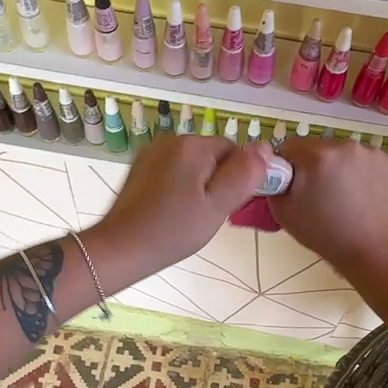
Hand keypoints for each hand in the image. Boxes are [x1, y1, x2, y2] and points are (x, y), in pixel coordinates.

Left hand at [86, 134, 270, 284]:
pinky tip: (172, 210)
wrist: (121, 248)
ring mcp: (152, 152)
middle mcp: (171, 140)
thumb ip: (245, 174)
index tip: (225, 204)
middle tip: (207, 213)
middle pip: (212, 155)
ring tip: (189, 214)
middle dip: (216, 180)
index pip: (233, 150)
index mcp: (192, 144)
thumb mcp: (218, 205)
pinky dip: (179, 186)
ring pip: (193, 164)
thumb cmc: (173, 230)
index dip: (236, 178)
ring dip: (198, 184)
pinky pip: (173, 170)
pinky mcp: (140, 168)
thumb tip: (266, 147)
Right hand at [268, 137, 387, 275]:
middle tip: (322, 196)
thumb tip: (279, 172)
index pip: (290, 146)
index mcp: (317, 156)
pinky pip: (368, 161)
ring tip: (347, 199)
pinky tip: (366, 197)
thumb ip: (275, 185)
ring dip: (341, 168)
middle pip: (319, 147)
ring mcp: (372, 152)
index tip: (297, 187)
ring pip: (345, 154)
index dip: (289, 166)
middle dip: (316, 166)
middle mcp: (345, 145)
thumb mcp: (284, 214)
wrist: (377, 252)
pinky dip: (364, 174)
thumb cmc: (327, 236)